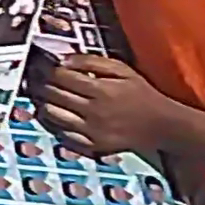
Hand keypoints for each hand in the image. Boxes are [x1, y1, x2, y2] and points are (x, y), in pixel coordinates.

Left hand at [37, 55, 185, 154]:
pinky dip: (53, 123)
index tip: (40, 67)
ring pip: (50, 113)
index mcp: (102, 90)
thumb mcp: (123, 71)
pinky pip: (61, 133)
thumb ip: (91, 61)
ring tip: (44, 97)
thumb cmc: (142, 94)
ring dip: (42, 103)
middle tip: (37, 80)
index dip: (45, 69)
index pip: (59, 76)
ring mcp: (93, 130)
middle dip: (40, 84)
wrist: (167, 127)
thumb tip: (62, 60)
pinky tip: (56, 115)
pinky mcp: (93, 145)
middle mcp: (95, 110)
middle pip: (51, 93)